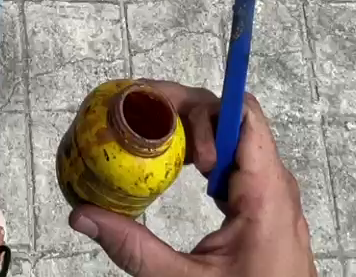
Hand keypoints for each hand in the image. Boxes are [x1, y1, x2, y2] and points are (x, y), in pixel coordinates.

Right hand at [70, 95, 315, 276]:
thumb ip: (136, 249)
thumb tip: (81, 215)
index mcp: (266, 195)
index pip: (244, 116)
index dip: (203, 106)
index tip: (166, 122)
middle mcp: (275, 186)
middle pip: (233, 120)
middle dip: (186, 112)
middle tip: (144, 123)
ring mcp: (272, 196)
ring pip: (234, 138)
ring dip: (194, 131)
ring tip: (157, 141)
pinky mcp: (265, 208)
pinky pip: (237, 162)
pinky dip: (205, 153)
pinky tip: (182, 168)